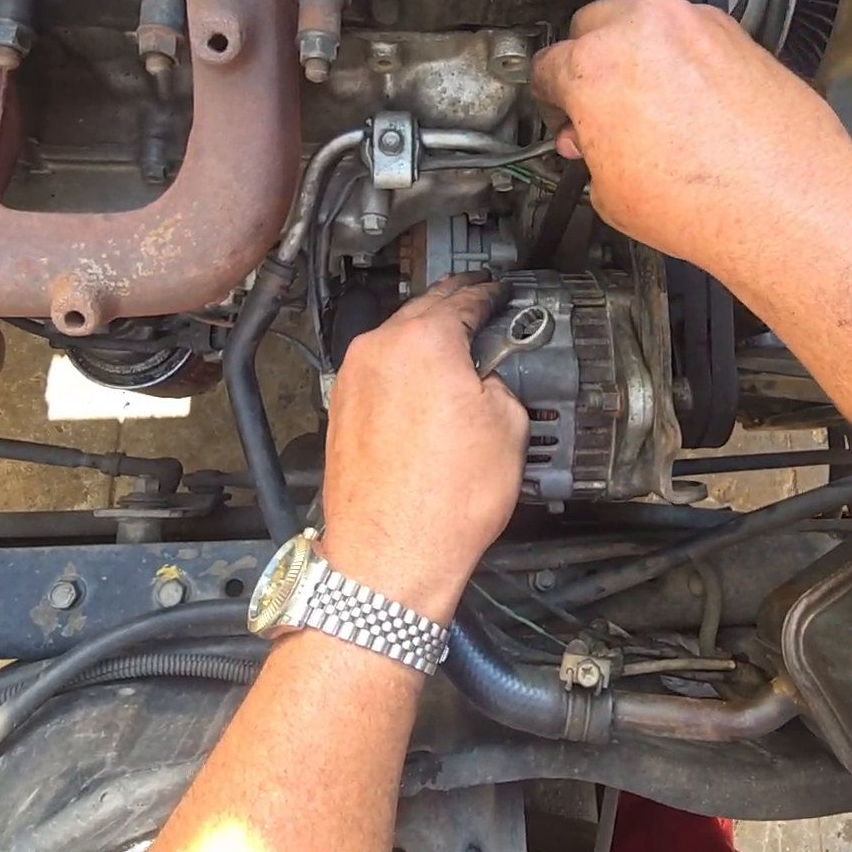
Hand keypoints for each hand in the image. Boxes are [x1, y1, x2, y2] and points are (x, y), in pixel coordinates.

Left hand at [318, 277, 530, 625]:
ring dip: (428, 337)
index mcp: (422, 342)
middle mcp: (379, 351)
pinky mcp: (342, 409)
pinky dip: (406, 368)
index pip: (464, 298)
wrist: (390, 559)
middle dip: (455, 305)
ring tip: (458, 348)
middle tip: (479, 304)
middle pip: (424, 310)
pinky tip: (427, 384)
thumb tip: (488, 375)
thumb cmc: (442, 503)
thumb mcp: (508, 426)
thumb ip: (500, 380)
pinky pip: (381, 370)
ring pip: (398, 339)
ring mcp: (353, 380)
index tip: (498, 292)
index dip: (489, 293)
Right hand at [531, 0, 851, 269]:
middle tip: (599, 110)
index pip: (547, 66)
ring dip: (635, 56)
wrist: (783, 203)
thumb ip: (589, 152)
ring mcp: (692, 24)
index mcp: (594, 68)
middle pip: (591, 26)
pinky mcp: (733, 32)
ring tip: (648, 111)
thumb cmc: (703, 204)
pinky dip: (680, 59)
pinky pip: (688, 34)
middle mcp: (642, 30)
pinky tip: (688, 105)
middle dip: (589, 65)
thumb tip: (590, 140)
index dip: (549, 97)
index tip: (561, 112)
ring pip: (642, 23)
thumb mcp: (611, 193)